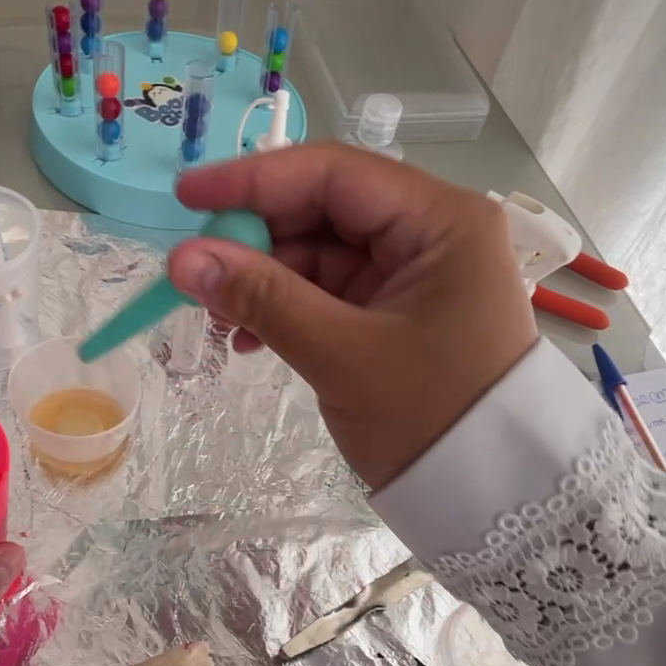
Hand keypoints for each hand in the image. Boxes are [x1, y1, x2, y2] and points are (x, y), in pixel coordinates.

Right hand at [170, 143, 540, 489]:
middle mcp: (429, 234)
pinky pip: (329, 296)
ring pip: (320, 257)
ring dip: (265, 284)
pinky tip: (250, 340)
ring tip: (219, 321)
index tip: (187, 196)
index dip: (254, 180)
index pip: (334, 174)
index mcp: (440, 221)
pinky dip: (287, 312)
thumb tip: (181, 260)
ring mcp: (412, 277)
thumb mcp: (341, 354)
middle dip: (257, 242)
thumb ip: (263, 299)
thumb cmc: (426, 416)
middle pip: (324, 213)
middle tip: (196, 275)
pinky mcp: (395, 315)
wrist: (485, 492)